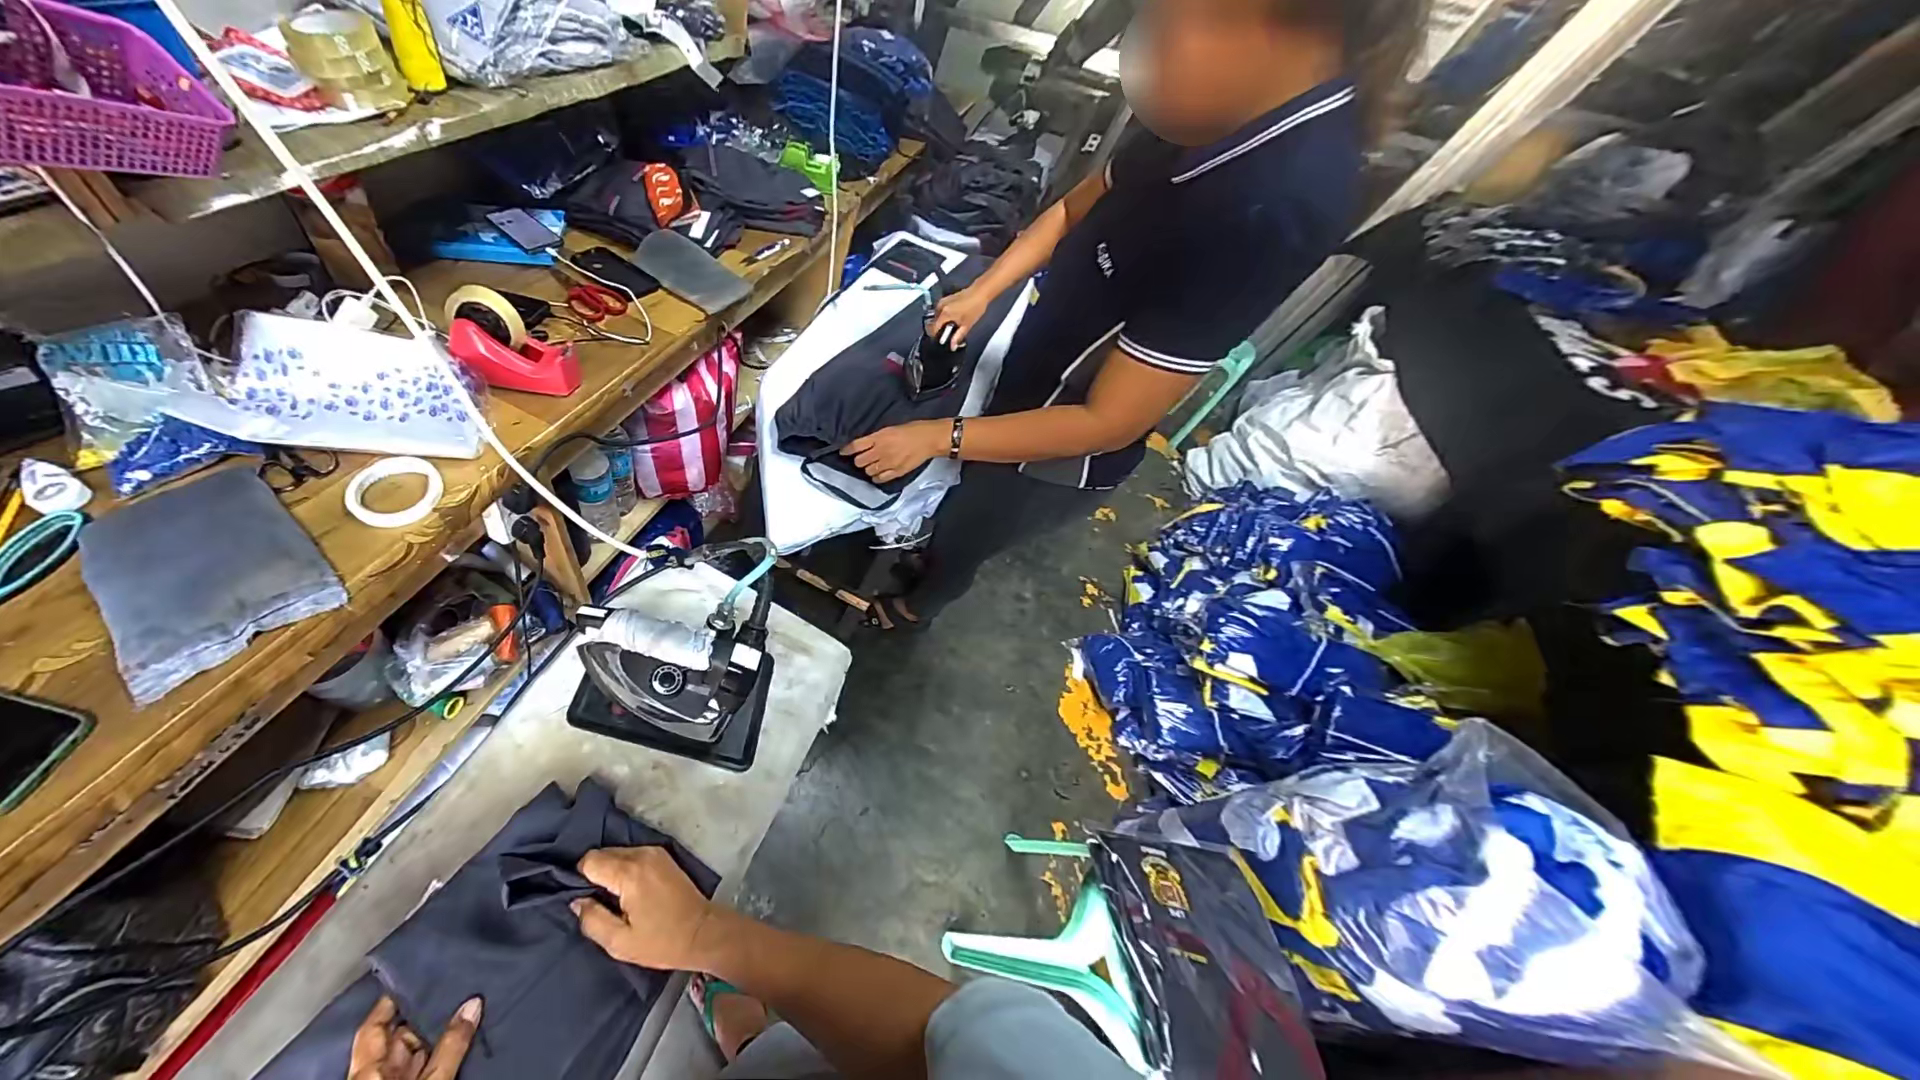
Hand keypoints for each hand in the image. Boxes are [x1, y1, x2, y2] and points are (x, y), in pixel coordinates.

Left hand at [348, 995, 478, 1079]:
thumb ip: (451, 1045)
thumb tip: (473, 1002)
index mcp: (366, 1073)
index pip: (373, 1028)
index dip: (390, 1002)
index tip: (414, 975)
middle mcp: (371, 1077)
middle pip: (396, 1038)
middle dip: (425, 1014)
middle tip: (457, 987)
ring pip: (411, 1053)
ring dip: (436, 1033)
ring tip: (468, 1006)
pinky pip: (422, 1067)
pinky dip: (440, 1051)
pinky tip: (463, 1037)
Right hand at [573, 846, 720, 971]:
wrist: (702, 931)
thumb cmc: (660, 940)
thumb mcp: (619, 941)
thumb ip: (592, 919)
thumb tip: (577, 901)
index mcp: (631, 872)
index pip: (590, 860)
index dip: (579, 878)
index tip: (582, 899)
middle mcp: (644, 853)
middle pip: (604, 853)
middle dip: (594, 874)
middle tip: (595, 902)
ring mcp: (656, 852)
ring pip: (618, 852)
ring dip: (609, 871)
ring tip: (611, 899)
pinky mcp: (664, 856)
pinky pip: (633, 855)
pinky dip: (624, 869)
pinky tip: (626, 891)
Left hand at [842, 421, 948, 484]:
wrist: (929, 439)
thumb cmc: (913, 430)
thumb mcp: (890, 428)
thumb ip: (876, 437)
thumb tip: (865, 444)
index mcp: (879, 437)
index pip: (855, 446)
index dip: (846, 450)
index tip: (843, 451)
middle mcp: (881, 451)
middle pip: (859, 461)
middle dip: (859, 460)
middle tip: (864, 457)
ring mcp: (888, 463)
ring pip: (868, 471)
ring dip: (868, 468)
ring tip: (874, 465)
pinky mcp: (896, 472)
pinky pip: (879, 479)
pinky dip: (877, 477)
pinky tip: (880, 473)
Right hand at [930, 286, 994, 348]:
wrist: (980, 293)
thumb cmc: (975, 307)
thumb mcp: (966, 325)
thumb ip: (957, 337)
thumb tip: (952, 346)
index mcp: (944, 314)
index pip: (933, 329)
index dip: (935, 336)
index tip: (940, 340)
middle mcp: (940, 307)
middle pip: (934, 322)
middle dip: (939, 329)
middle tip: (948, 334)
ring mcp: (942, 301)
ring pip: (936, 316)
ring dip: (941, 322)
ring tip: (952, 325)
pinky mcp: (945, 299)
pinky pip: (940, 310)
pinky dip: (943, 316)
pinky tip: (953, 318)